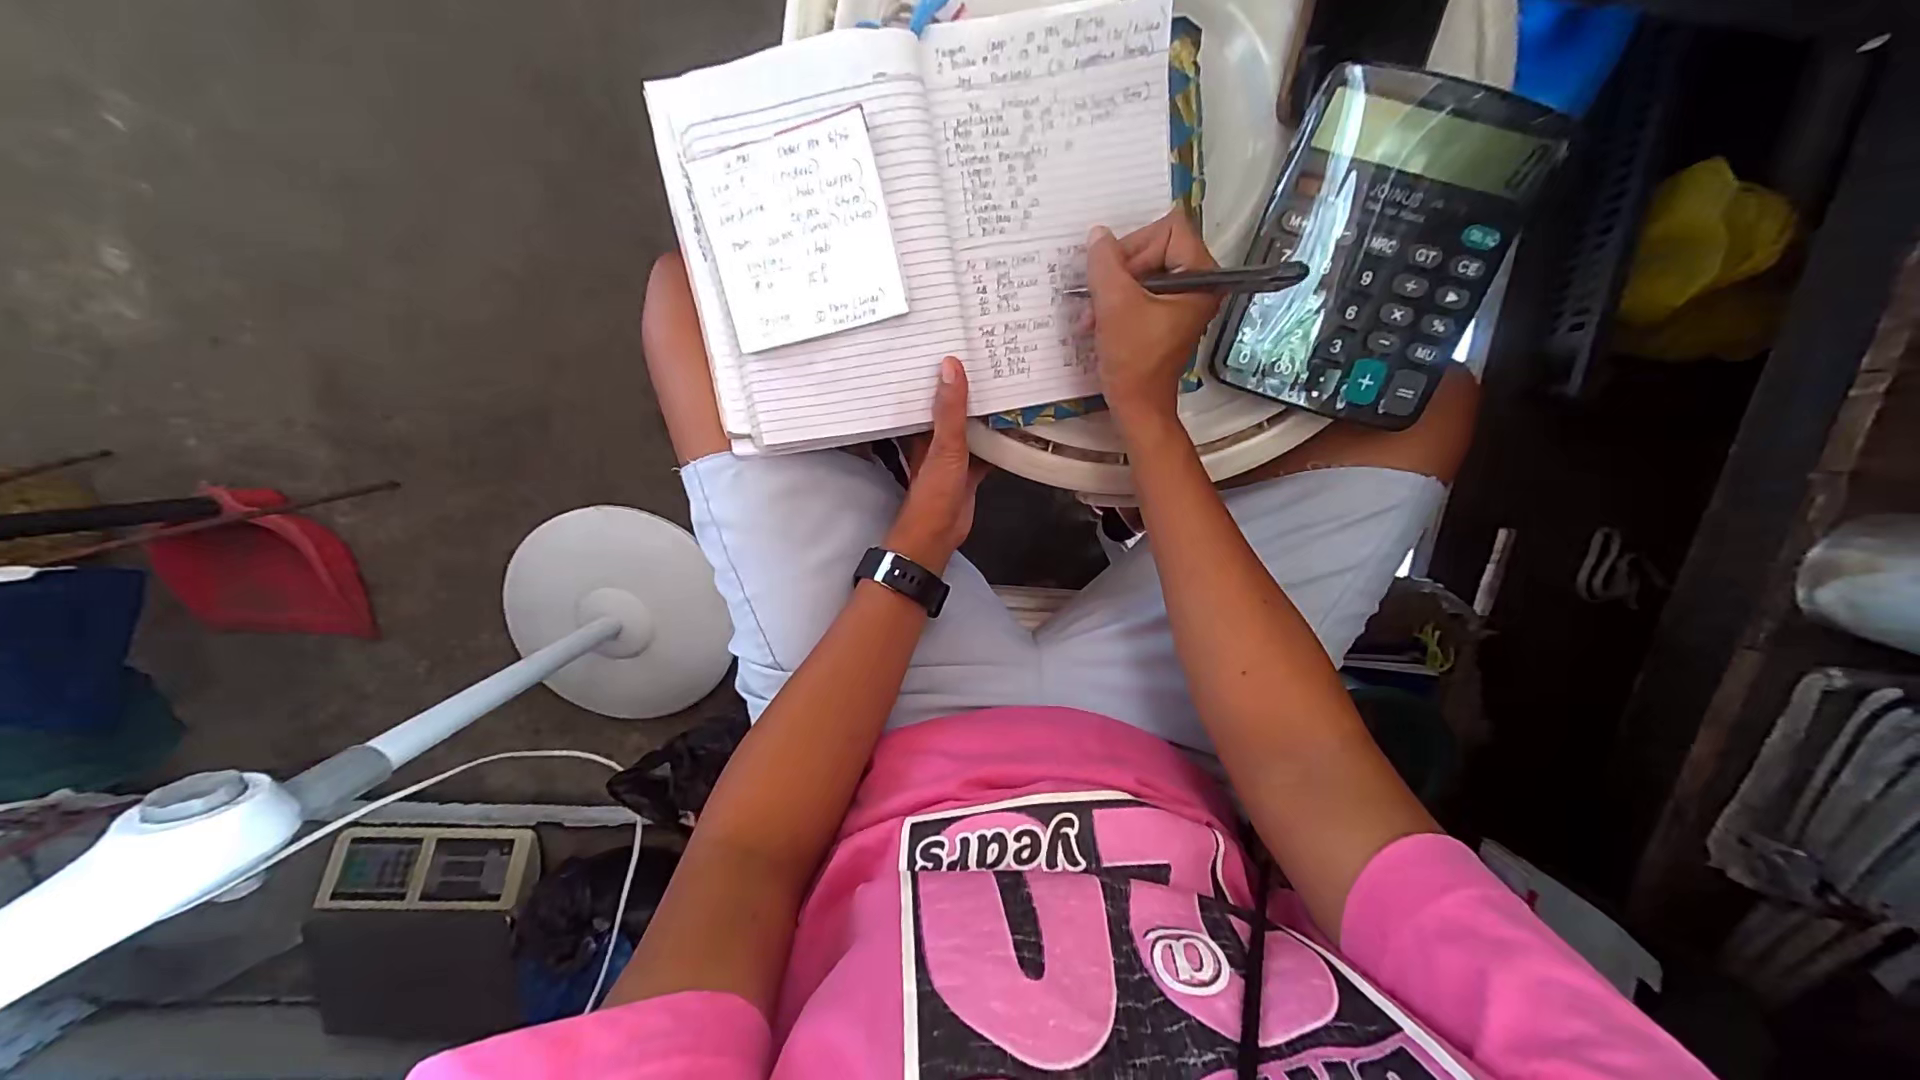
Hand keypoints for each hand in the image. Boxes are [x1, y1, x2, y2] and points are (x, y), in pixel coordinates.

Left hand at [886, 356, 988, 572]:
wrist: (939, 534)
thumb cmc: (935, 491)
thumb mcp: (945, 445)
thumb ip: (950, 409)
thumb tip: (950, 365)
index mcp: (924, 428)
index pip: (932, 391)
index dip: (943, 370)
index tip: (959, 342)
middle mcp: (937, 438)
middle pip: (954, 407)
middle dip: (969, 387)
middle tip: (991, 357)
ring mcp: (954, 455)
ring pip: (972, 427)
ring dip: (985, 412)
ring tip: (1007, 383)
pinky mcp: (970, 471)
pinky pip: (986, 450)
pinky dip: (999, 440)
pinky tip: (1016, 426)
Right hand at [1084, 210, 1221, 432]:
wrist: (1137, 406)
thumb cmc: (1133, 359)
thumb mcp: (1114, 304)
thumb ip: (1105, 262)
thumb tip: (1098, 235)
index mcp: (1201, 276)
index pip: (1168, 229)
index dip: (1135, 248)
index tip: (1117, 278)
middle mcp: (1198, 283)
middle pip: (1153, 247)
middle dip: (1120, 272)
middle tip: (1098, 297)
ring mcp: (1181, 300)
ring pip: (1141, 271)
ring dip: (1112, 289)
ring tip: (1093, 314)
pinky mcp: (1165, 315)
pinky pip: (1139, 291)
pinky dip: (1116, 302)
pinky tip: (1098, 321)